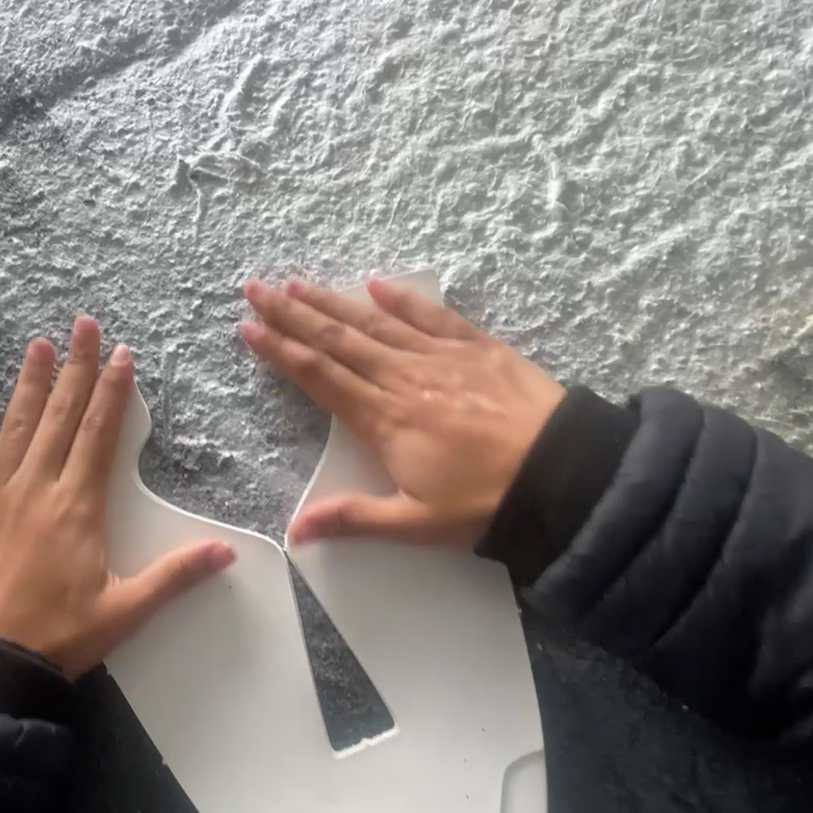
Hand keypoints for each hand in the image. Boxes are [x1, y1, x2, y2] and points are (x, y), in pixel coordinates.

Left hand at [0, 317, 236, 675]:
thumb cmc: (56, 636)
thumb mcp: (126, 610)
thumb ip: (176, 576)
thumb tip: (228, 552)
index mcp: (79, 506)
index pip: (100, 433)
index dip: (113, 391)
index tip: (121, 355)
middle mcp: (37, 487)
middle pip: (61, 416)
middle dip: (77, 368)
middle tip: (84, 324)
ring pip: (16, 426)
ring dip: (30, 383)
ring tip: (40, 345)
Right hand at [241, 277, 565, 546]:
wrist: (563, 477)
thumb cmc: (485, 503)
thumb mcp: (414, 523)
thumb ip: (352, 518)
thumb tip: (294, 531)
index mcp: (383, 420)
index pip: (318, 376)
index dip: (279, 351)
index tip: (248, 328)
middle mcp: (402, 378)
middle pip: (337, 339)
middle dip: (291, 313)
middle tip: (257, 289)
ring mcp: (440, 358)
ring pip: (375, 322)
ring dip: (333, 301)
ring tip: (299, 282)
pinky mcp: (477, 348)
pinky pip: (432, 315)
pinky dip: (403, 298)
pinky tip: (378, 283)